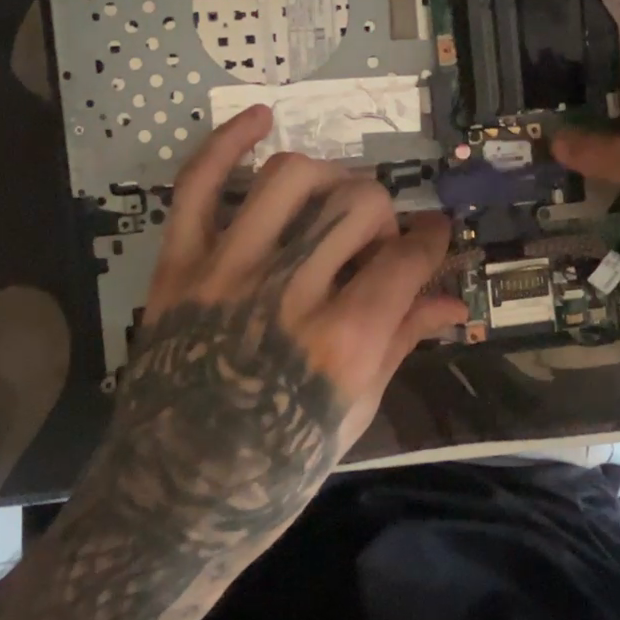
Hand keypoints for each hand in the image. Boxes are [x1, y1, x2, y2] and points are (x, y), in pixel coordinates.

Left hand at [86, 105, 462, 554]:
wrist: (169, 500)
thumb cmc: (273, 472)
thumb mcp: (350, 415)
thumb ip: (398, 343)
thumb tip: (450, 299)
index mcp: (341, 343)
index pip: (406, 258)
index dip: (432, 241)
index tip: (435, 237)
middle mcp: (287, 295)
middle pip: (357, 206)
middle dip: (383, 212)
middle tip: (379, 235)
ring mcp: (224, 274)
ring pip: (290, 179)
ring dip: (327, 176)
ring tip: (334, 196)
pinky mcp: (176, 268)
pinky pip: (197, 185)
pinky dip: (226, 142)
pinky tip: (259, 119)